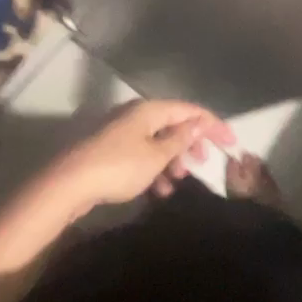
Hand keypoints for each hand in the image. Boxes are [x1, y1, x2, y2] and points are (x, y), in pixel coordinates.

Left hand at [44, 99, 236, 214]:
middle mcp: (136, 114)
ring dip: (172, 161)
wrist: (69, 183)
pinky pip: (142, 155)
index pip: (190, 110)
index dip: (213, 125)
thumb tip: (200, 122)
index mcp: (150, 110)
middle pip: (173, 124)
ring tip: (177, 182)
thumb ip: (181, 139)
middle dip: (190, 145)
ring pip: (157, 142)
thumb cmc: (119, 167)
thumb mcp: (156, 156)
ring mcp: (121, 132)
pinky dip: (154, 170)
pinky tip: (158, 191)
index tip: (231, 144)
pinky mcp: (111, 150)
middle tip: (202, 164)